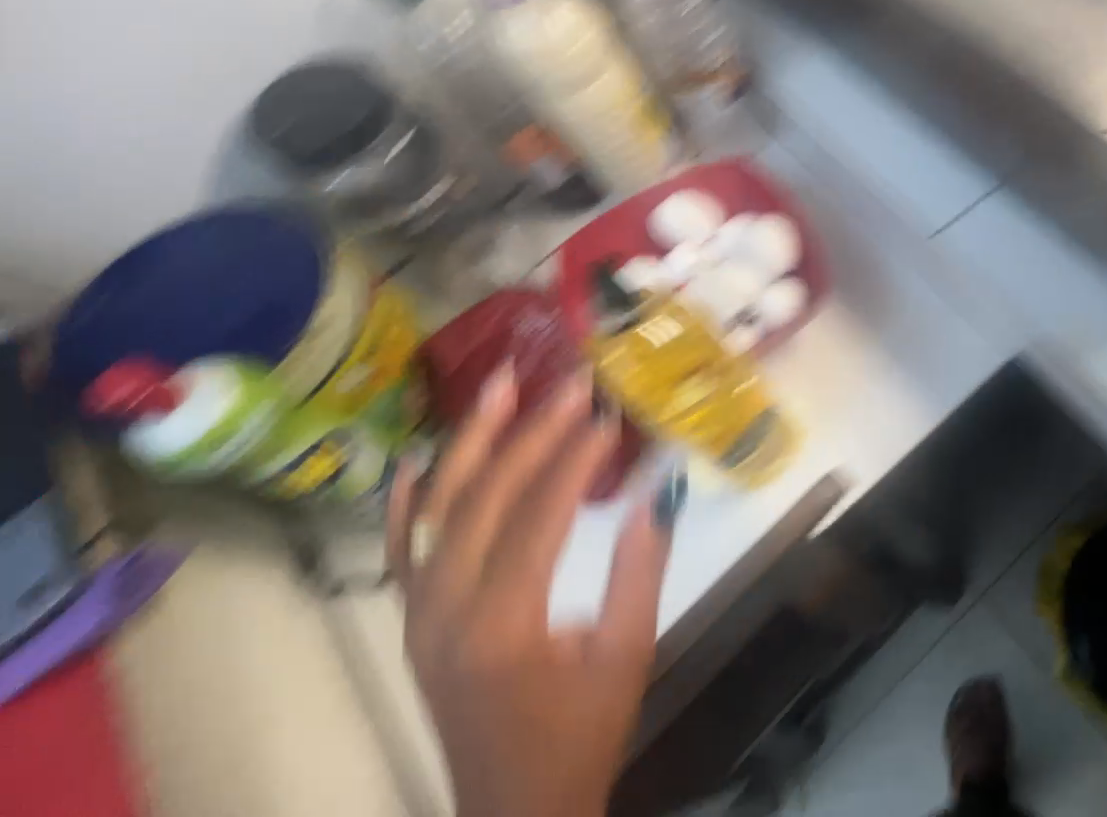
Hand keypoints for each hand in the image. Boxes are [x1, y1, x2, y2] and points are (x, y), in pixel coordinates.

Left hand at [386, 364, 672, 816]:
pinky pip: (404, 550)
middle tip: (569, 383)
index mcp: (502, 623)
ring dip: (469, 443)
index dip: (573, 459)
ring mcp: (418, 616)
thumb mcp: (627, 655)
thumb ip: (639, 571)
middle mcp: (444, 611)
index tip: (606, 414)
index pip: (537, 516)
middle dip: (529, 434)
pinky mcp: (414, 622)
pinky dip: (411, 499)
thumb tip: (652, 493)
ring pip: (436, 511)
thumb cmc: (583, 734)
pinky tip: (421, 458)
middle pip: (483, 500)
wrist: (516, 807)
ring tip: (499, 385)